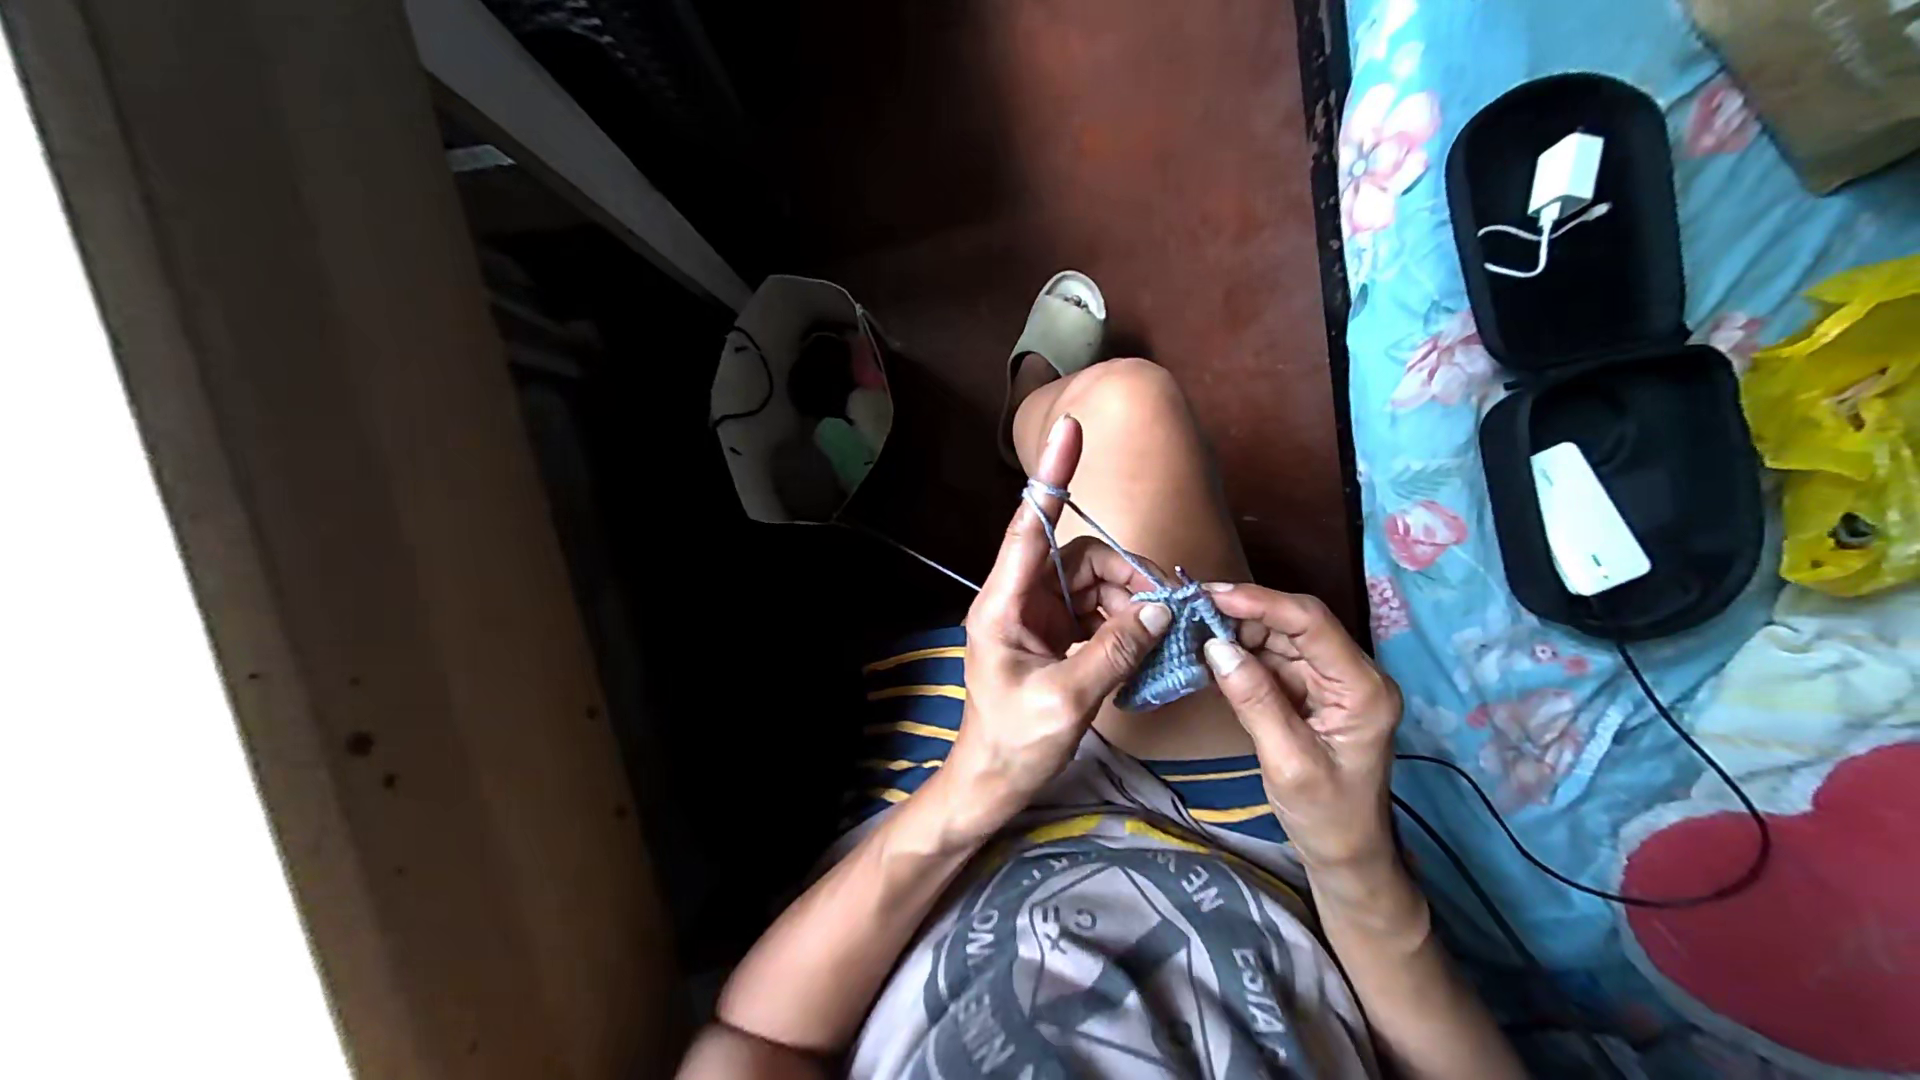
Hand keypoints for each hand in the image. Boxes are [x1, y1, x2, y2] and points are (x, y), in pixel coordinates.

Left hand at [945, 415, 1172, 830]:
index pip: (1031, 525)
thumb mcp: (1068, 699)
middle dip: (1125, 572)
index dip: (1053, 476)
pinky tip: (1140, 642)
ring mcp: (1035, 616)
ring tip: (1158, 630)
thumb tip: (1160, 607)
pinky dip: (1120, 619)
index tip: (1071, 430)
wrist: (991, 780)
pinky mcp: (1051, 634)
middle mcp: (1017, 599)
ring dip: (1128, 599)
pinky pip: (1093, 609)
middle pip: (1078, 557)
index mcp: (1002, 604)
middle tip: (1168, 601)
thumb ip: (1115, 649)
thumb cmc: (1014, 744)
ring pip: (1091, 583)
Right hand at [1199, 584, 1403, 872]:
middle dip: (1242, 611)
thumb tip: (1215, 647)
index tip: (1212, 594)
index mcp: (1362, 688)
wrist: (1346, 854)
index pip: (1312, 623)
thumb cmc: (1328, 816)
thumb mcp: (1288, 762)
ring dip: (1236, 629)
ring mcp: (1328, 681)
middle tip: (1191, 607)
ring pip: (1278, 636)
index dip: (1261, 602)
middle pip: (1295, 623)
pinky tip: (1209, 650)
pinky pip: (1269, 658)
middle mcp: (1350, 674)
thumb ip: (1255, 701)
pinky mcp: (1307, 691)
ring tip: (1192, 626)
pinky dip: (1238, 651)